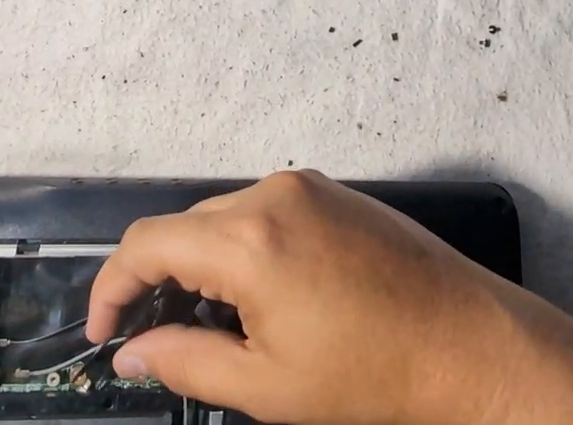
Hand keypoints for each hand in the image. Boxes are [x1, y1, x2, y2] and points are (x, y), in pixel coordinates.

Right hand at [87, 170, 572, 424]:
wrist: (467, 341)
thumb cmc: (371, 372)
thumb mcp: (265, 385)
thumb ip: (186, 361)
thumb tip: (135, 350)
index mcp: (250, 236)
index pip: (148, 241)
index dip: (112, 285)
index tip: (104, 328)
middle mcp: (275, 193)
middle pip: (187, 225)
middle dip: (161, 277)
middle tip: (160, 336)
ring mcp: (310, 186)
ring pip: (226, 215)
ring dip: (206, 261)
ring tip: (216, 322)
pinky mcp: (336, 191)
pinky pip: (267, 209)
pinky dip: (246, 244)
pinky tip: (263, 292)